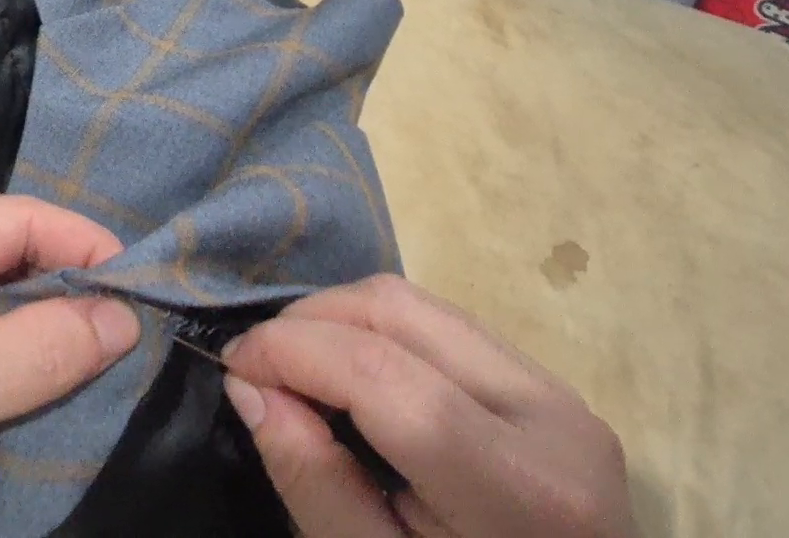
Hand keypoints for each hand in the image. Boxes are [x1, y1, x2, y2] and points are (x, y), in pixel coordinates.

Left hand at [0, 195, 141, 537]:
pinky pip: (1, 333)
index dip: (82, 243)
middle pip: (18, 252)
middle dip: (79, 284)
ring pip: (14, 294)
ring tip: (124, 348)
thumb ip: (37, 350)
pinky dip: (39, 350)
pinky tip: (76, 370)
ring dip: (63, 321)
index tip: (149, 285)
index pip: (15, 219)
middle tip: (146, 324)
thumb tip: (128, 317)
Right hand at [221, 275, 636, 537]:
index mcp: (521, 488)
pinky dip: (371, 328)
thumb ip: (312, 480)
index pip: (378, 371)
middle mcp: (550, 415)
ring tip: (298, 367)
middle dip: (305, 322)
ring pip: (412, 301)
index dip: (288, 351)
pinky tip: (348, 371)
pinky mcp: (544, 383)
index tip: (233, 368)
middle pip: (394, 310)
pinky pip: (435, 320)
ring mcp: (556, 391)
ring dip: (334, 318)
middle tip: (260, 368)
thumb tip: (247, 384)